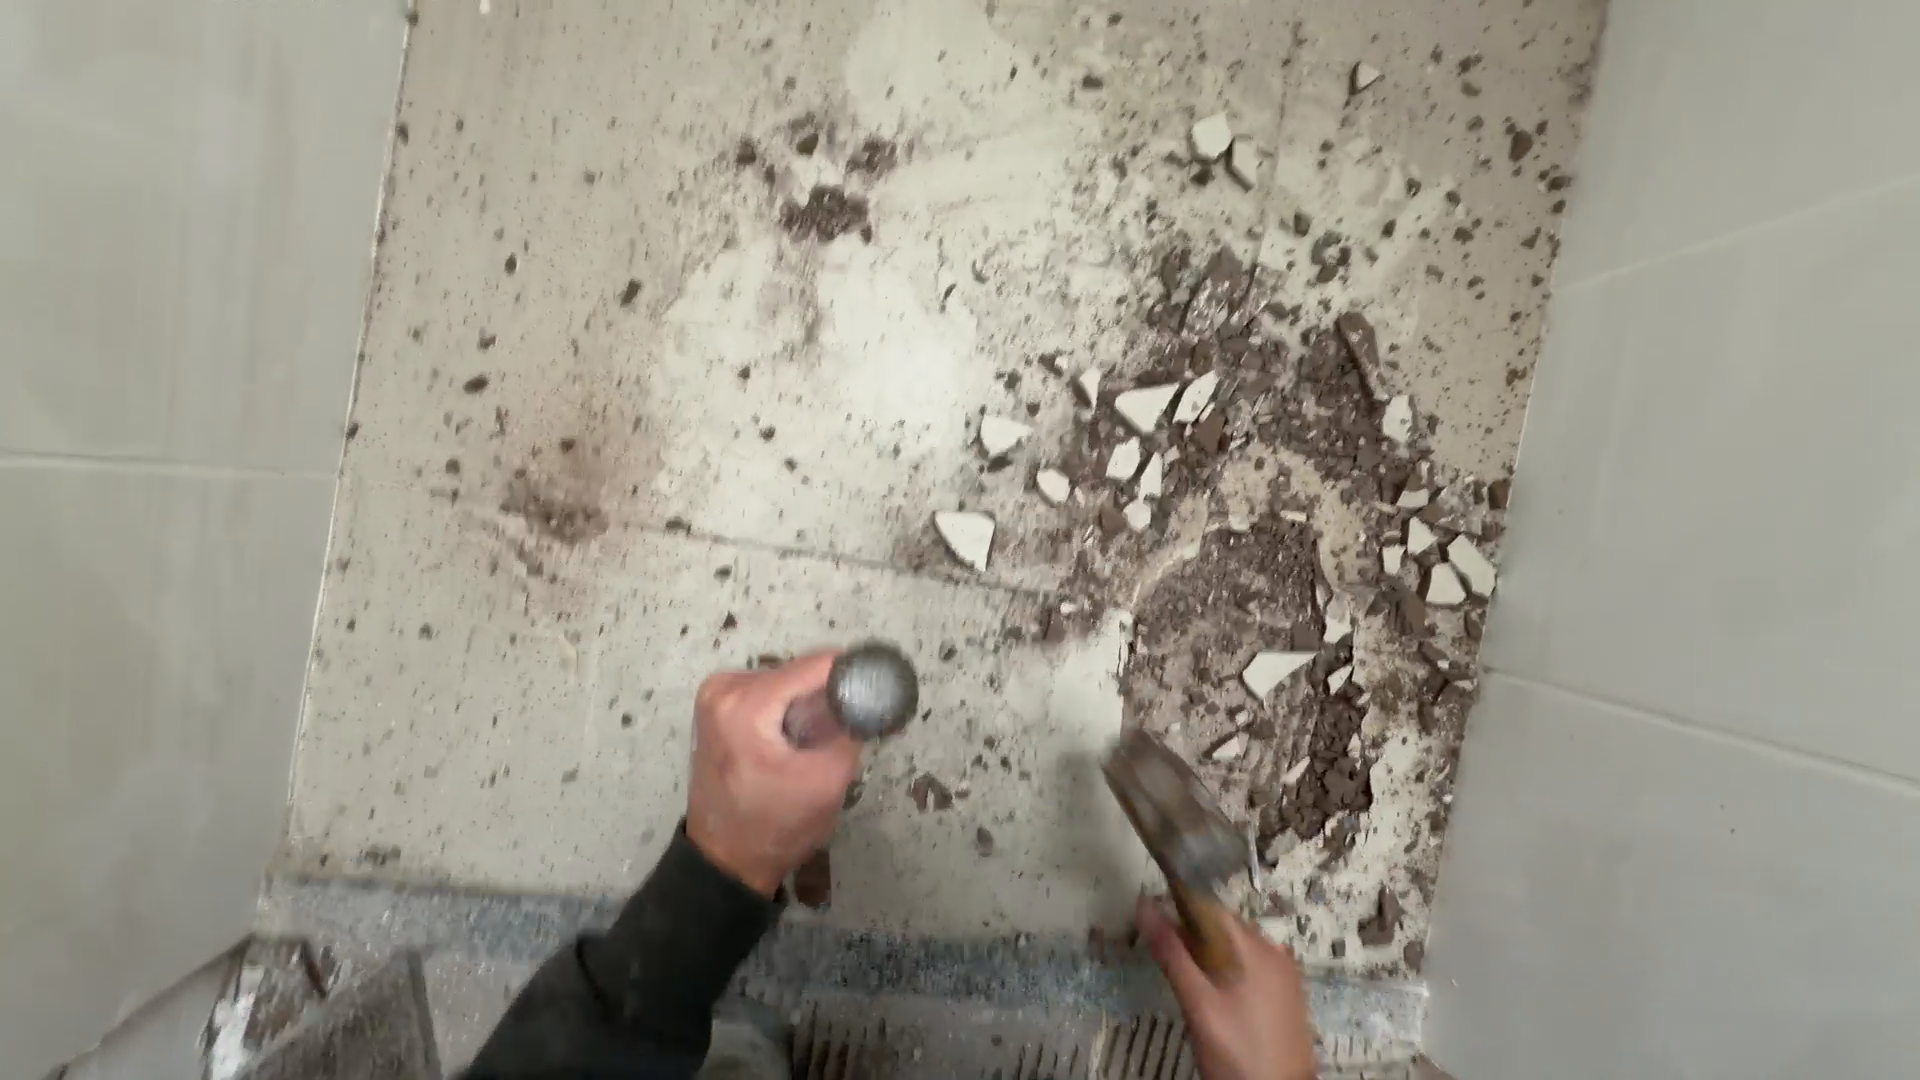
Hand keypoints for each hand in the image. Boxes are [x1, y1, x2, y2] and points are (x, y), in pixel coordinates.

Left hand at [685, 653, 861, 897]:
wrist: (726, 862)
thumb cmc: (776, 826)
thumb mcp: (829, 780)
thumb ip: (852, 728)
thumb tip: (869, 695)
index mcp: (746, 703)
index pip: (814, 665)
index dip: (852, 674)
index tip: (879, 687)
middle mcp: (725, 688)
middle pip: (799, 672)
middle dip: (829, 695)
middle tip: (850, 725)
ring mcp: (717, 695)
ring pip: (787, 680)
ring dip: (809, 703)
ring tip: (822, 738)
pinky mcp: (718, 706)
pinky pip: (770, 692)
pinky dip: (790, 708)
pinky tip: (798, 737)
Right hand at [1138, 895, 1316, 1079]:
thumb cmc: (1237, 1052)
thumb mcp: (1198, 1005)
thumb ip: (1171, 954)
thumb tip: (1144, 906)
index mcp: (1256, 947)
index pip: (1209, 908)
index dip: (1178, 911)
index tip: (1155, 925)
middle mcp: (1275, 951)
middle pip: (1222, 927)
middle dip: (1192, 936)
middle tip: (1169, 960)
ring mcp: (1284, 973)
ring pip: (1234, 947)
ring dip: (1208, 954)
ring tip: (1190, 982)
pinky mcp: (1286, 994)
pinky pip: (1249, 966)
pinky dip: (1228, 970)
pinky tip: (1215, 994)